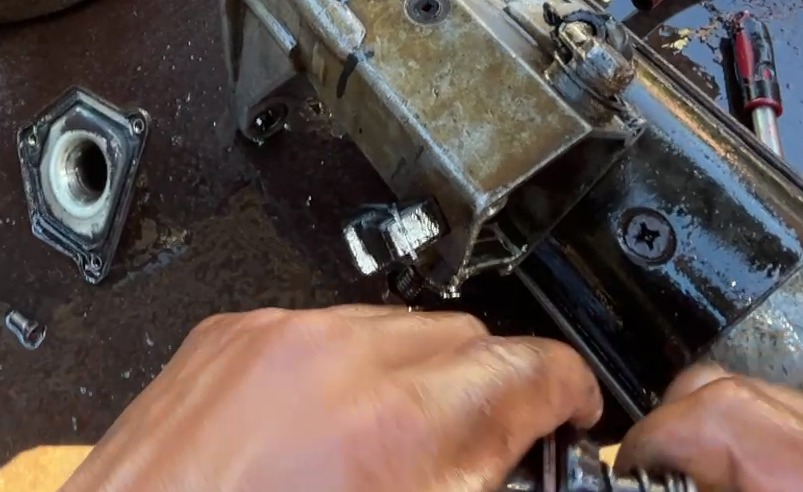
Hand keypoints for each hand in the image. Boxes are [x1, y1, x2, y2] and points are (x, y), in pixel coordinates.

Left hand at [62, 305, 601, 491]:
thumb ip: (468, 483)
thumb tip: (503, 465)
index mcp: (391, 427)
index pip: (522, 368)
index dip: (565, 391)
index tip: (570, 412)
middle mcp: (335, 355)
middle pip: (462, 336)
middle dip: (489, 388)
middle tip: (487, 446)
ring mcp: (276, 333)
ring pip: (392, 326)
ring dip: (414, 376)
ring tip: (395, 444)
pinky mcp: (232, 332)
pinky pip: (320, 328)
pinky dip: (344, 367)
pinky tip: (325, 423)